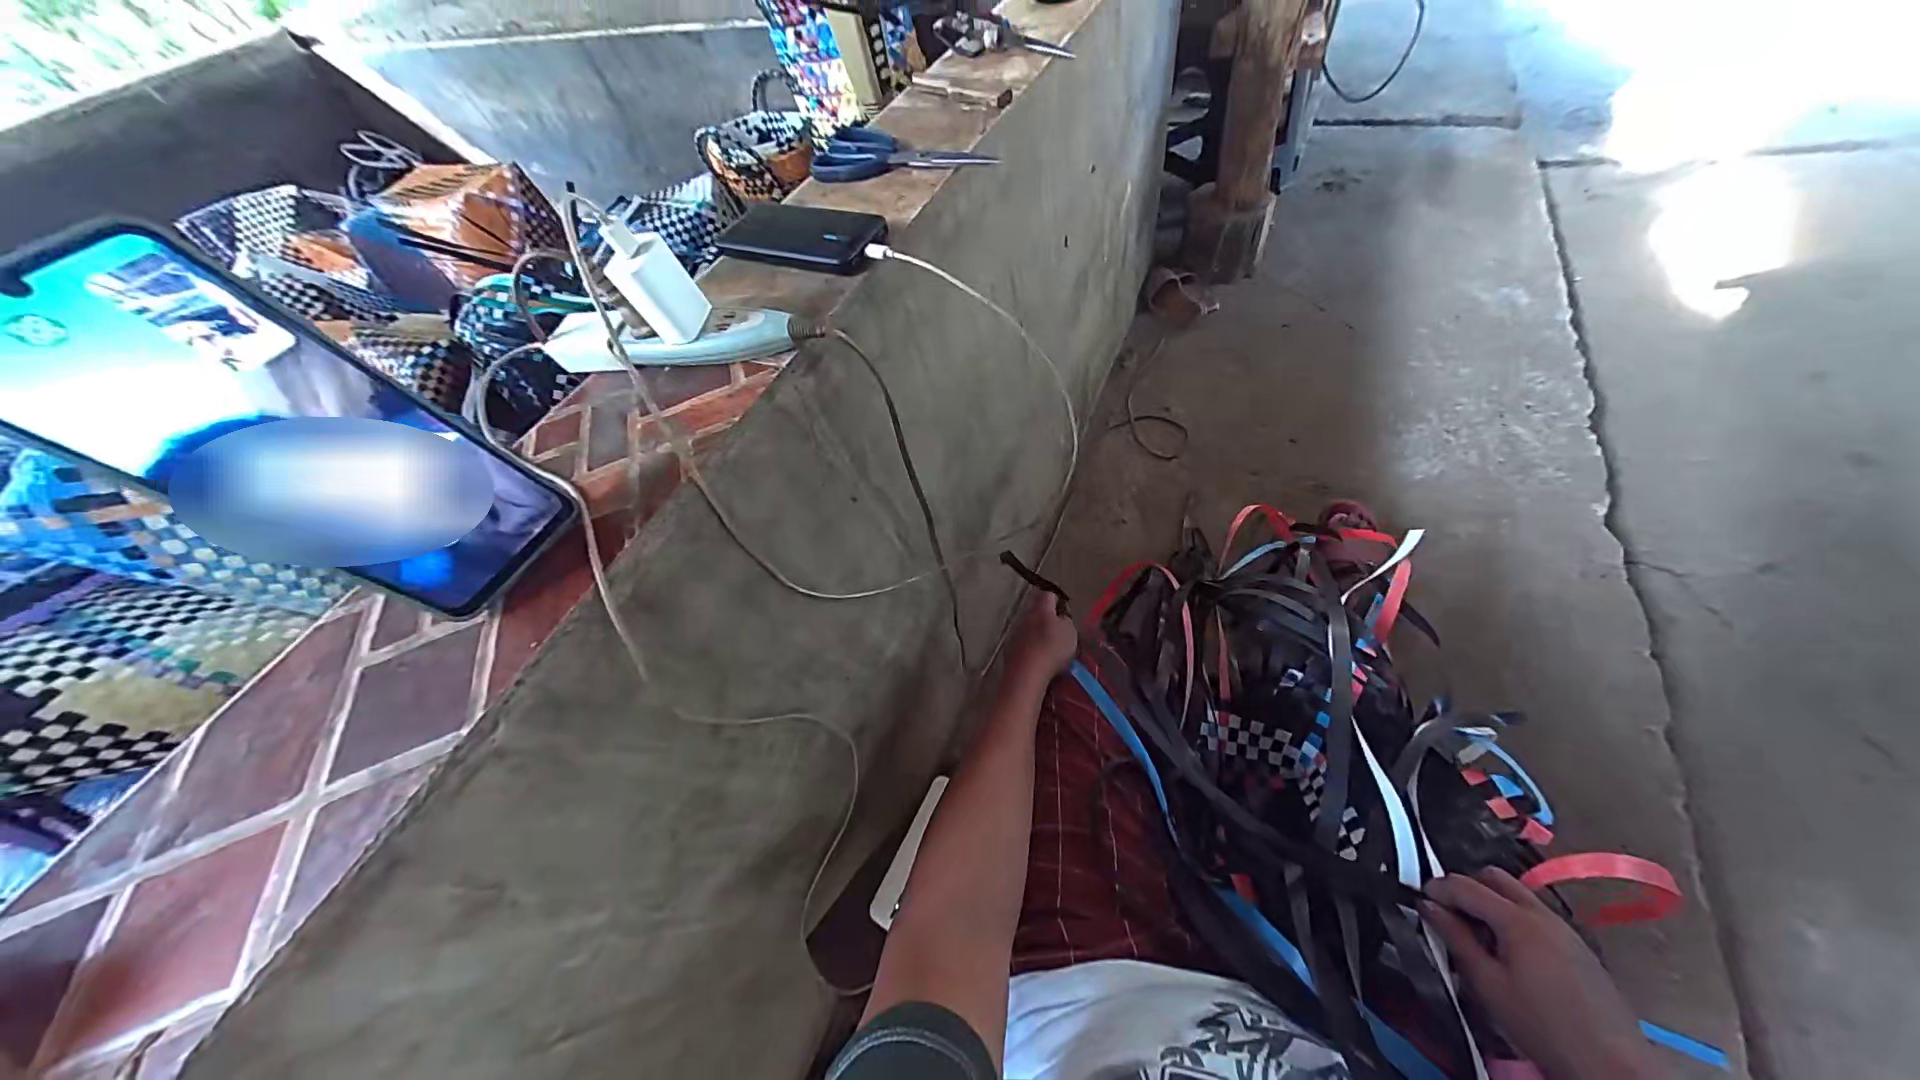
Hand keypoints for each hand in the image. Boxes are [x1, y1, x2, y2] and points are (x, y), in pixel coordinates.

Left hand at [1006, 589, 1076, 681]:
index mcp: (1041, 608)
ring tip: (1048, 648)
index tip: (1063, 612)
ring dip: (1036, 633)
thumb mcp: (1070, 632)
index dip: (1057, 601)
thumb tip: (1061, 618)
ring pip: (1028, 627)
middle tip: (1058, 631)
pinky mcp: (1009, 649)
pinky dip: (1029, 647)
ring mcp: (1014, 632)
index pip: (1048, 594)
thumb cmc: (1052, 648)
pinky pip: (1022, 643)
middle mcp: (1025, 616)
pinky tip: (1037, 659)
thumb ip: (1066, 621)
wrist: (1027, 673)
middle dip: (1046, 619)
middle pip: (1036, 611)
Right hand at [1424, 869, 1664, 1079]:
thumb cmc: (1542, 1026)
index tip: (1420, 902)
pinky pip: (1537, 916)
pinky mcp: (1580, 949)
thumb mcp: (1486, 983)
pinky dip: (1514, 920)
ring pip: (1518, 895)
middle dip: (1466, 887)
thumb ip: (1455, 937)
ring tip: (1478, 936)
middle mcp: (1544, 915)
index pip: (1464, 884)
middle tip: (1450, 913)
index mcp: (1518, 920)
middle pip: (1494, 877)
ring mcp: (1567, 931)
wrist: (1614, 1069)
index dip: (1435, 888)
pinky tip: (1509, 954)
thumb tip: (1428, 907)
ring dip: (1491, 903)